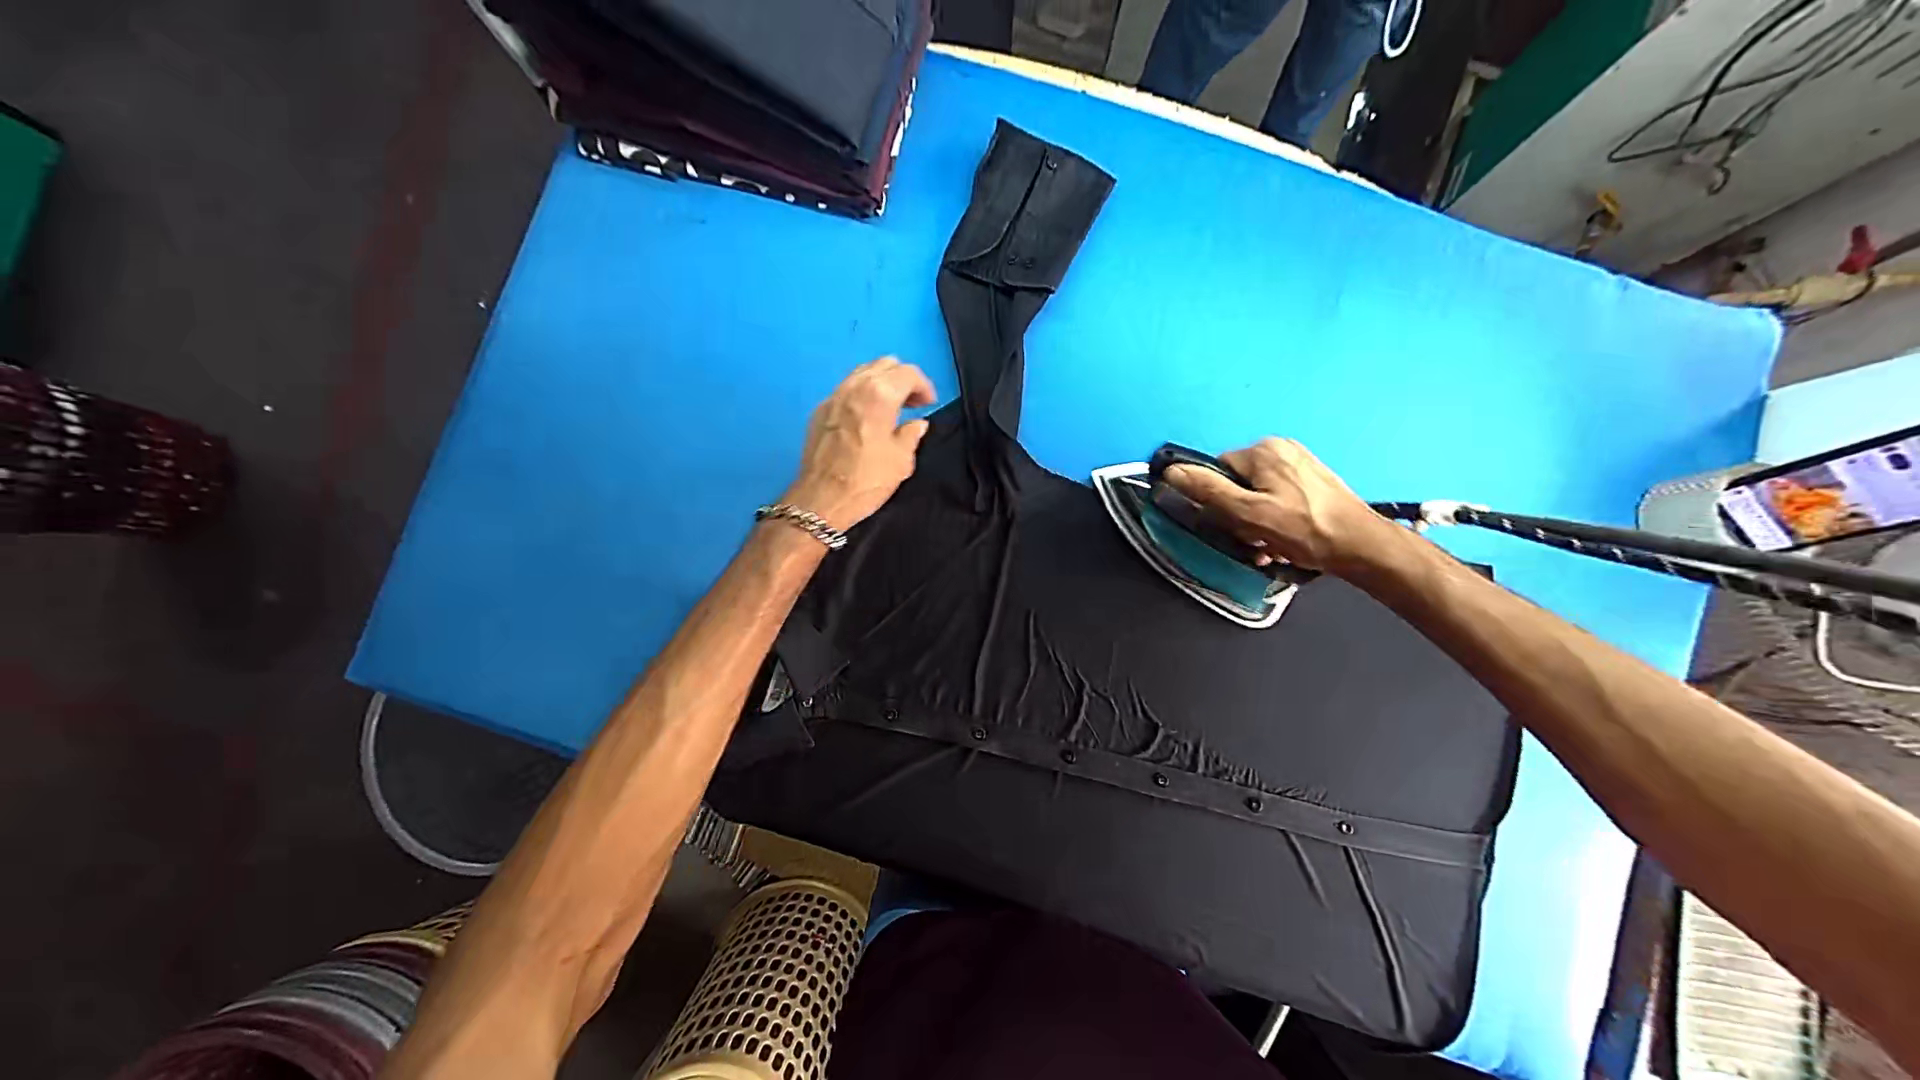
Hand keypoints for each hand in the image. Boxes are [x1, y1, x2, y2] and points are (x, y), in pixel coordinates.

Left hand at [781, 356, 936, 530]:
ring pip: (863, 372)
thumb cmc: (866, 480)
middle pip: (884, 364)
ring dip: (881, 383)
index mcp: (880, 395)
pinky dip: (862, 393)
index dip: (923, 386)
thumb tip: (916, 424)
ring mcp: (834, 396)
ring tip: (891, 407)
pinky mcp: (820, 410)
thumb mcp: (901, 460)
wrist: (821, 498)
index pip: (908, 373)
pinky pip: (846, 389)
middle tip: (912, 403)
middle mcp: (855, 387)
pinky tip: (867, 417)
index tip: (928, 404)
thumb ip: (911, 434)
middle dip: (902, 379)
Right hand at [1161, 438, 1403, 573]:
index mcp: (1263, 450)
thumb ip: (1208, 491)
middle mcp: (1281, 448)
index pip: (1217, 471)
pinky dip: (1277, 519)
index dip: (1218, 502)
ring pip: (1258, 494)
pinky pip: (1279, 497)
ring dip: (1258, 522)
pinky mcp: (1313, 479)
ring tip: (1273, 545)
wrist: (1361, 546)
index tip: (1233, 525)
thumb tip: (1171, 471)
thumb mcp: (1248, 514)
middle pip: (1238, 483)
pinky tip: (1288, 539)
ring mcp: (1300, 463)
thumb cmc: (1305, 531)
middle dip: (1241, 515)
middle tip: (1256, 540)